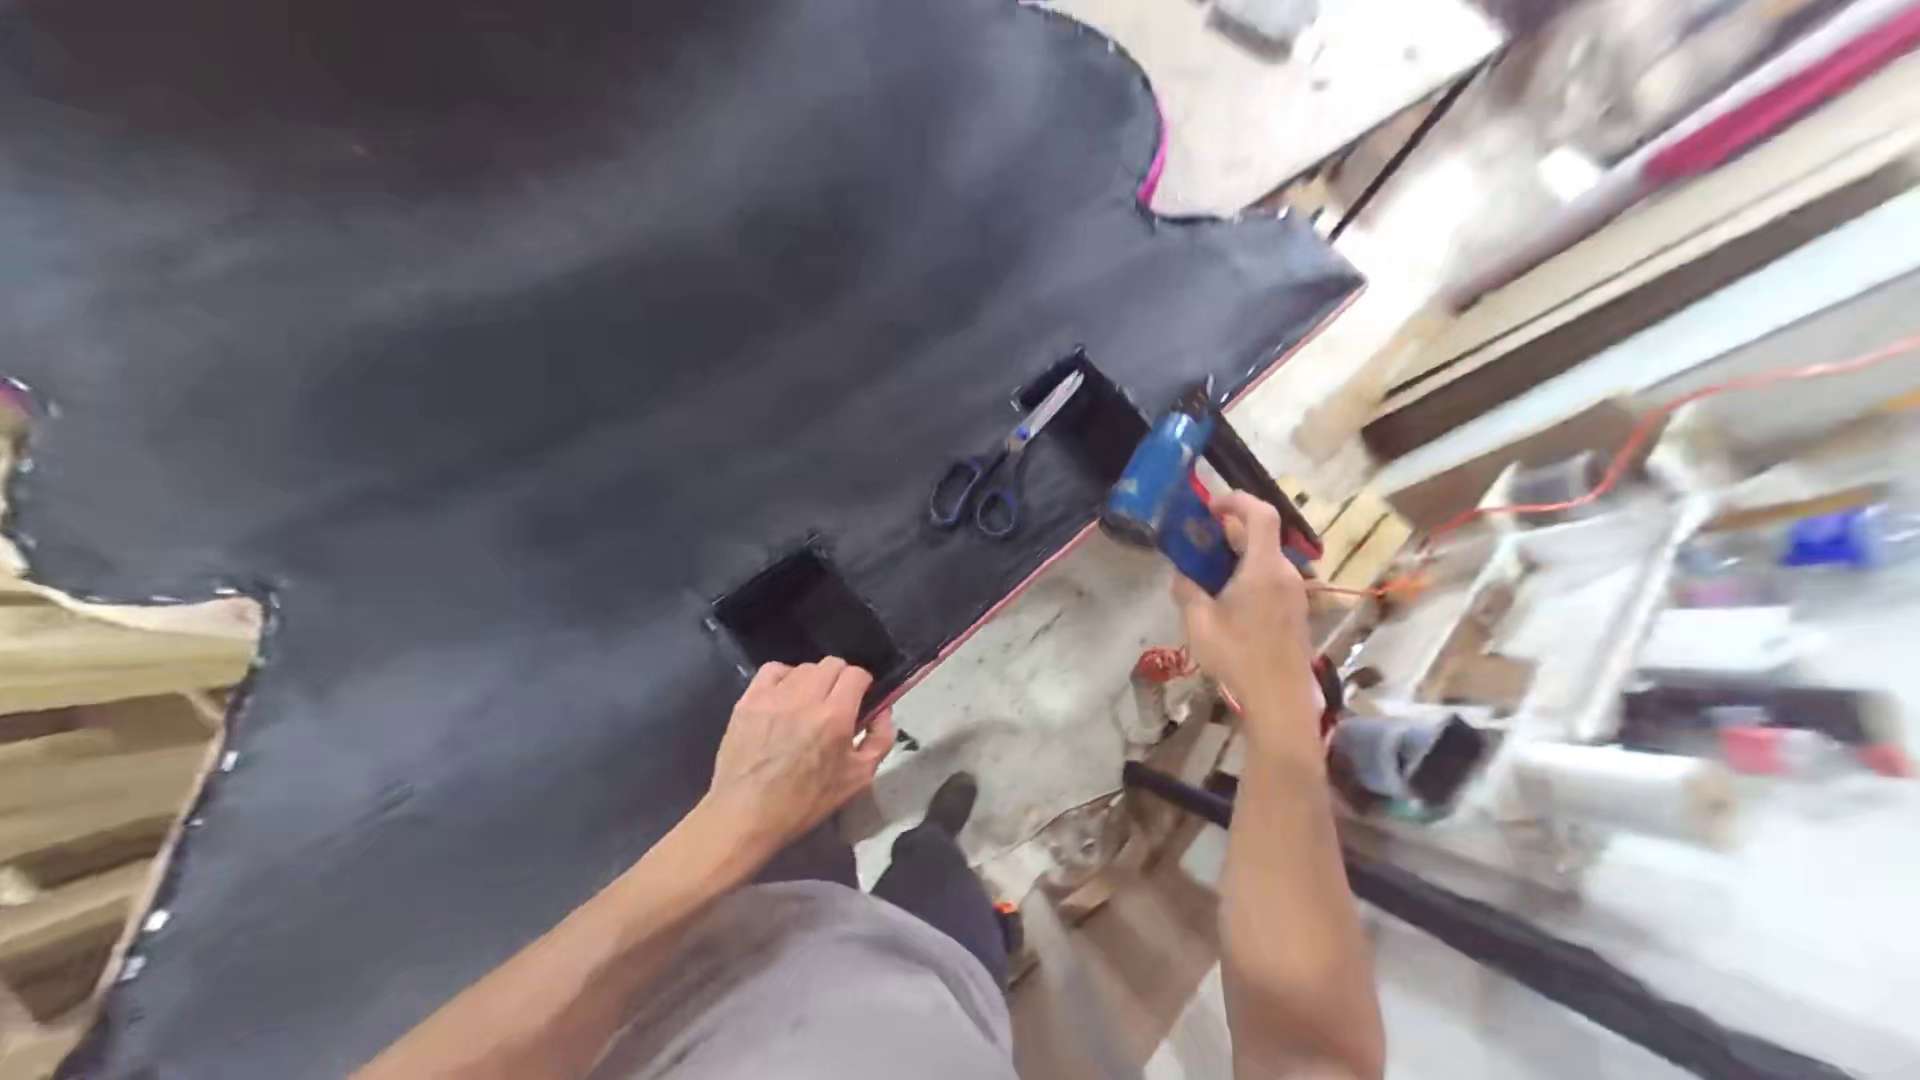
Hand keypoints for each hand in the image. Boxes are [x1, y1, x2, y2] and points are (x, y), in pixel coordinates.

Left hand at [702, 658, 893, 856]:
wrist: (746, 815)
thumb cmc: (805, 802)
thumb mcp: (858, 778)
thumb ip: (880, 739)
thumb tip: (883, 710)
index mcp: (835, 717)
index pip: (857, 674)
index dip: (863, 684)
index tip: (860, 700)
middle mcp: (805, 699)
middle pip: (832, 664)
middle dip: (841, 678)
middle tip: (837, 702)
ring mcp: (774, 697)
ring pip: (804, 667)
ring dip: (814, 681)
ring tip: (808, 704)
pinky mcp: (749, 700)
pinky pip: (773, 670)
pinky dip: (784, 677)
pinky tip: (785, 697)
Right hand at [1172, 492, 1316, 752]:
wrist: (1280, 700)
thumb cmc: (1238, 657)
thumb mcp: (1199, 624)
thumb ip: (1187, 592)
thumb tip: (1181, 575)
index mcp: (1263, 569)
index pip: (1261, 514)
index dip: (1237, 500)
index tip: (1210, 507)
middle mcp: (1285, 574)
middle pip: (1262, 536)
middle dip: (1229, 530)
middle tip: (1197, 540)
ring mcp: (1294, 593)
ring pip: (1265, 558)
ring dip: (1237, 554)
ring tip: (1206, 571)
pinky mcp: (1295, 611)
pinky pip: (1271, 578)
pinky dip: (1248, 573)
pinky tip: (1226, 597)